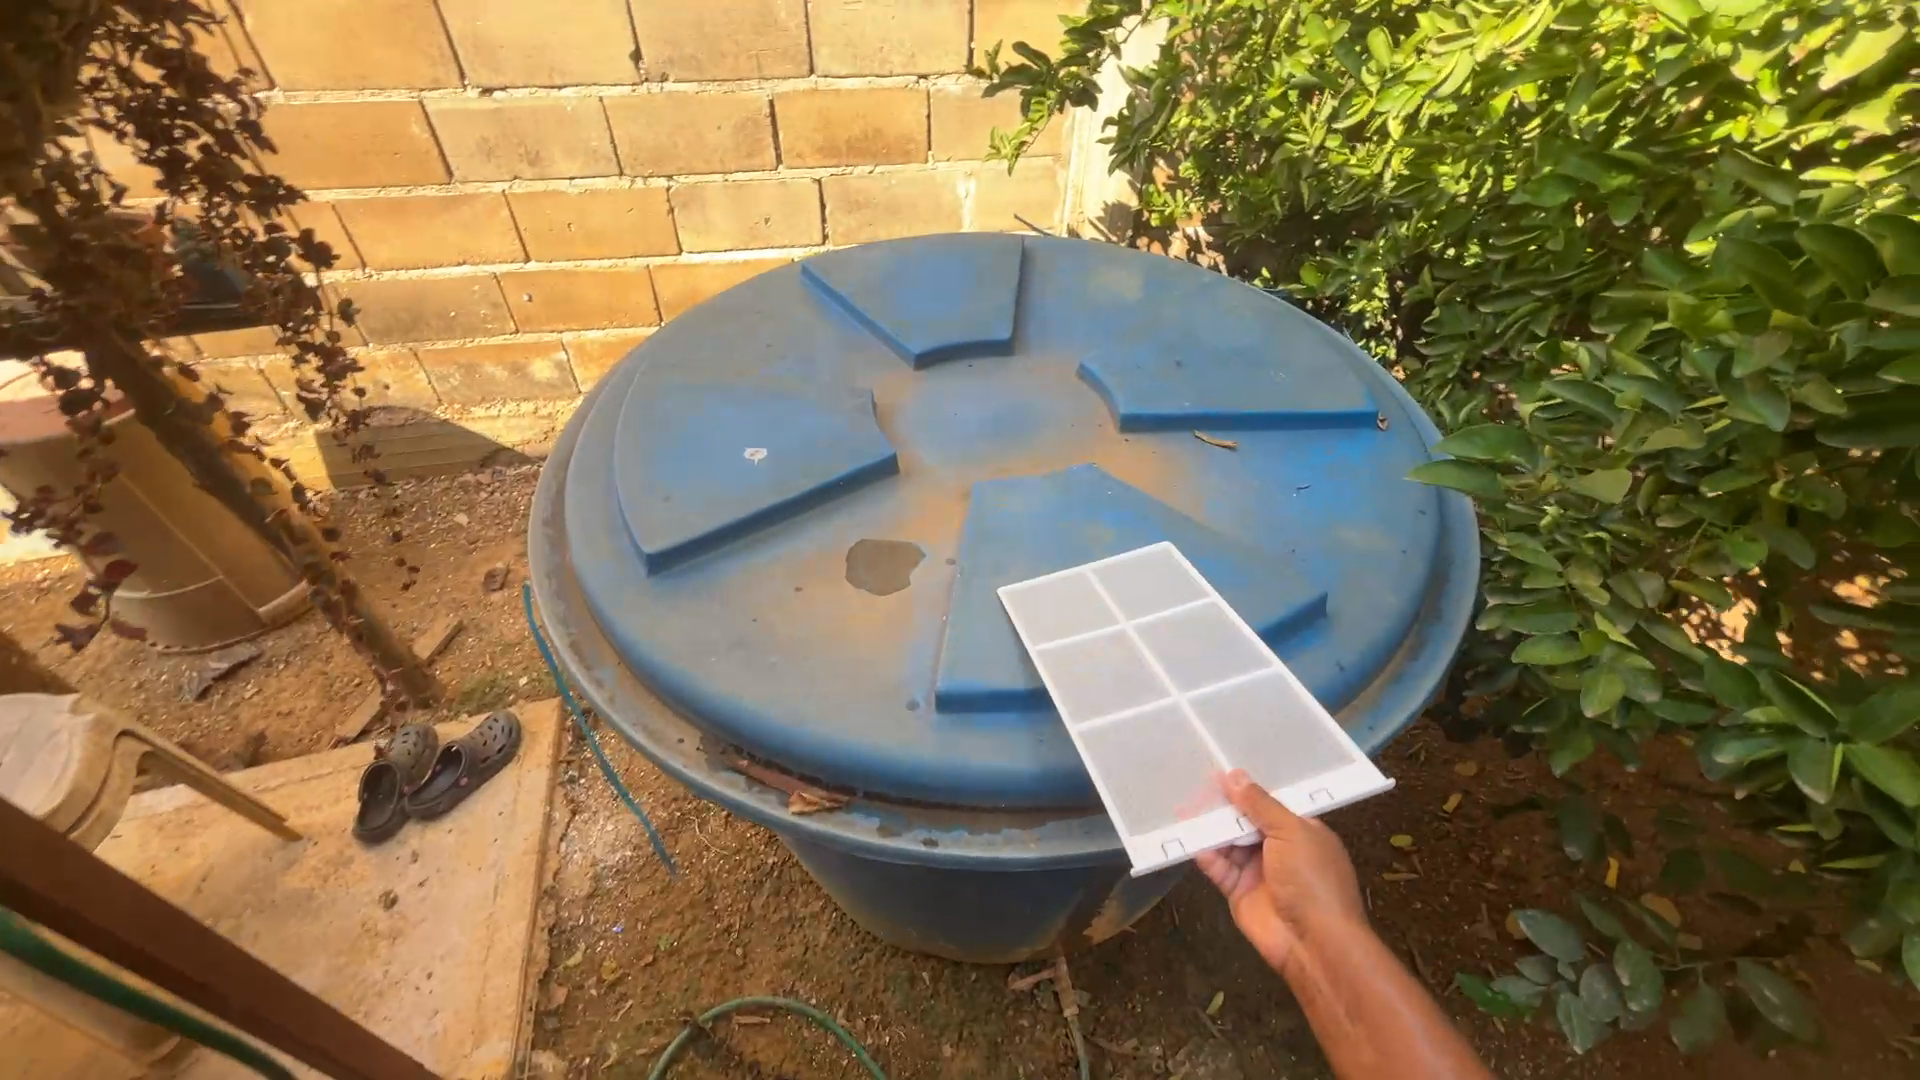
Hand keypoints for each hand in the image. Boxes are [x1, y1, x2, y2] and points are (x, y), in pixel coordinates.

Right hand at [1195, 770, 1366, 973]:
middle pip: (1245, 821)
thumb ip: (1259, 804)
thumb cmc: (1312, 879)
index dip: (1247, 788)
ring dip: (1209, 827)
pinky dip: (1205, 854)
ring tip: (1184, 807)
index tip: (1220, 769)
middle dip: (1223, 806)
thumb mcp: (1291, 832)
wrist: (1314, 944)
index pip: (1270, 804)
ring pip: (1228, 841)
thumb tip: (1233, 775)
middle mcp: (1279, 849)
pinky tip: (1190, 839)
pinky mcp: (1238, 891)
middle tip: (1195, 785)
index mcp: (1301, 832)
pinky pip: (1218, 867)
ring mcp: (1258, 871)